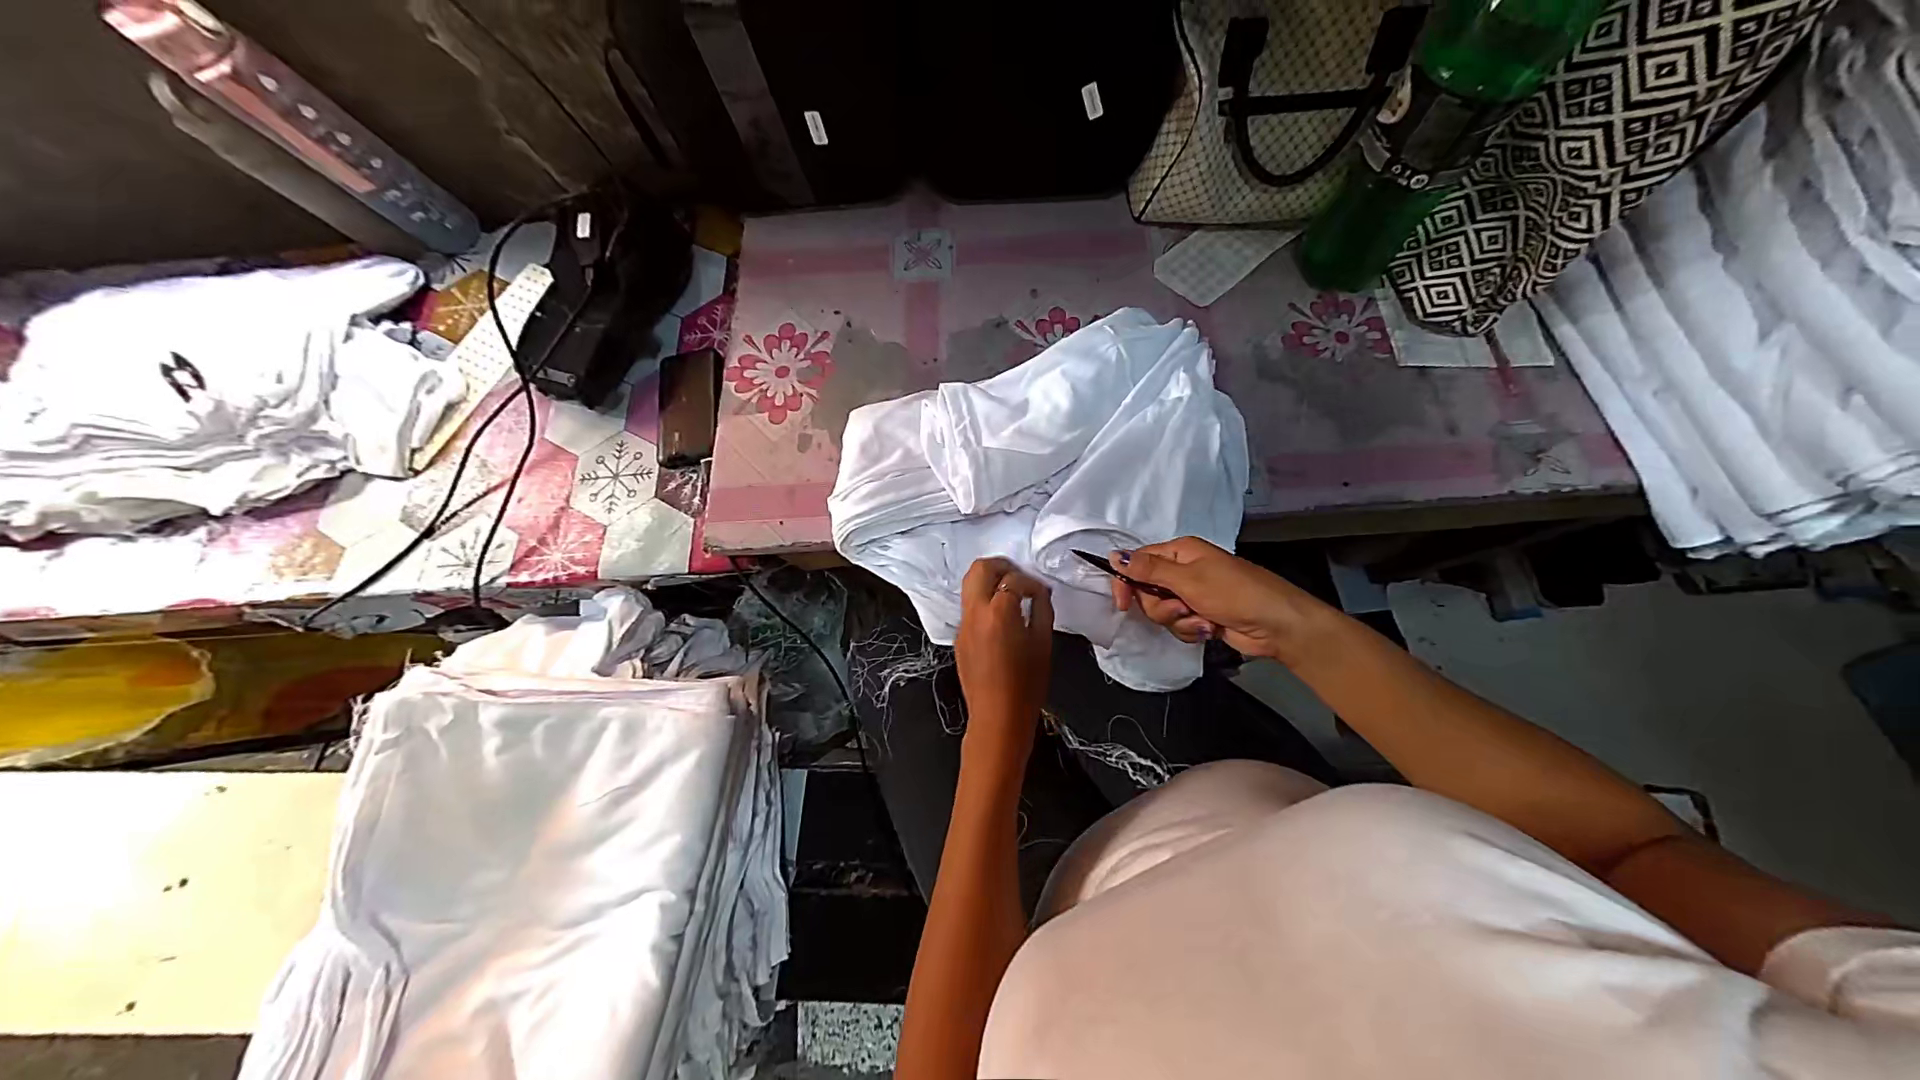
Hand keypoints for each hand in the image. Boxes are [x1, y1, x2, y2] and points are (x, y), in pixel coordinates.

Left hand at [955, 557, 1053, 762]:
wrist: (998, 717)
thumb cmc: (1026, 685)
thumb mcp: (1042, 643)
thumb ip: (1041, 610)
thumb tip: (1040, 594)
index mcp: (998, 613)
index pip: (1014, 579)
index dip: (1032, 583)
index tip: (1042, 594)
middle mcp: (975, 613)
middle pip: (980, 568)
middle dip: (1001, 566)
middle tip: (1020, 577)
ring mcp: (963, 625)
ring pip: (969, 584)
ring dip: (989, 581)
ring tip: (1010, 593)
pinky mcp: (959, 637)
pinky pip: (969, 607)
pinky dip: (983, 601)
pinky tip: (1001, 617)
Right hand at [1108, 537, 1330, 662]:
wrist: (1277, 625)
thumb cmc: (1235, 593)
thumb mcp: (1188, 579)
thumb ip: (1149, 569)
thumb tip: (1114, 556)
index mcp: (1180, 552)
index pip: (1138, 562)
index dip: (1127, 581)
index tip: (1123, 602)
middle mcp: (1183, 570)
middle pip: (1147, 590)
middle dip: (1160, 606)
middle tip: (1182, 608)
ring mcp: (1192, 594)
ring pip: (1161, 611)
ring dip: (1178, 621)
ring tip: (1202, 620)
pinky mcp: (1200, 616)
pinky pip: (1177, 625)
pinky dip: (1190, 630)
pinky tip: (1209, 629)